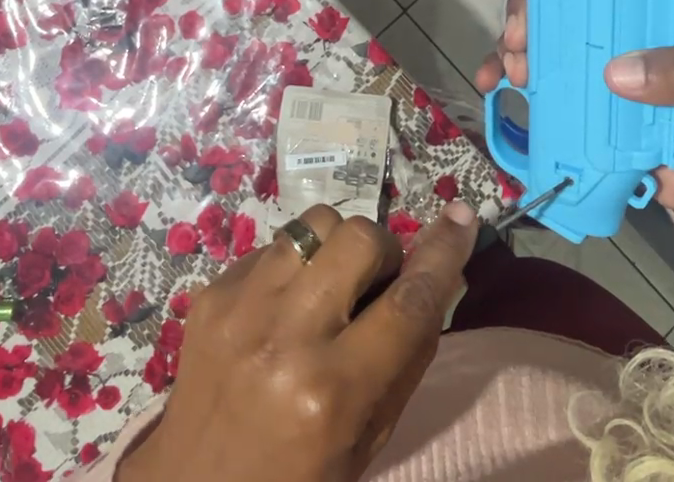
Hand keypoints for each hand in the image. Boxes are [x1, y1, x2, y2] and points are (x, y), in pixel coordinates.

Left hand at [118, 202, 480, 481]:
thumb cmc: (299, 476)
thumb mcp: (369, 435)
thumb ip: (408, 353)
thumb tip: (438, 274)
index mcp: (332, 391)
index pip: (408, 302)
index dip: (443, 254)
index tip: (463, 217)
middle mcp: (285, 338)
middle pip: (359, 238)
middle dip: (381, 252)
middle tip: (372, 286)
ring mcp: (240, 309)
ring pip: (314, 224)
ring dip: (335, 249)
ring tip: (326, 288)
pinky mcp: (209, 294)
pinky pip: (272, 245)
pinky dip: (292, 266)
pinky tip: (282, 305)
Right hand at [474, 0, 673, 232]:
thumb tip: (616, 71)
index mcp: (662, 24)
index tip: (539, 7)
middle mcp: (625, 40)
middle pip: (566, 10)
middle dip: (530, 18)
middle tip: (517, 45)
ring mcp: (599, 75)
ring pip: (546, 45)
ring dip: (514, 51)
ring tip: (505, 74)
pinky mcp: (583, 110)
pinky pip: (542, 89)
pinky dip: (511, 84)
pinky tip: (492, 88)